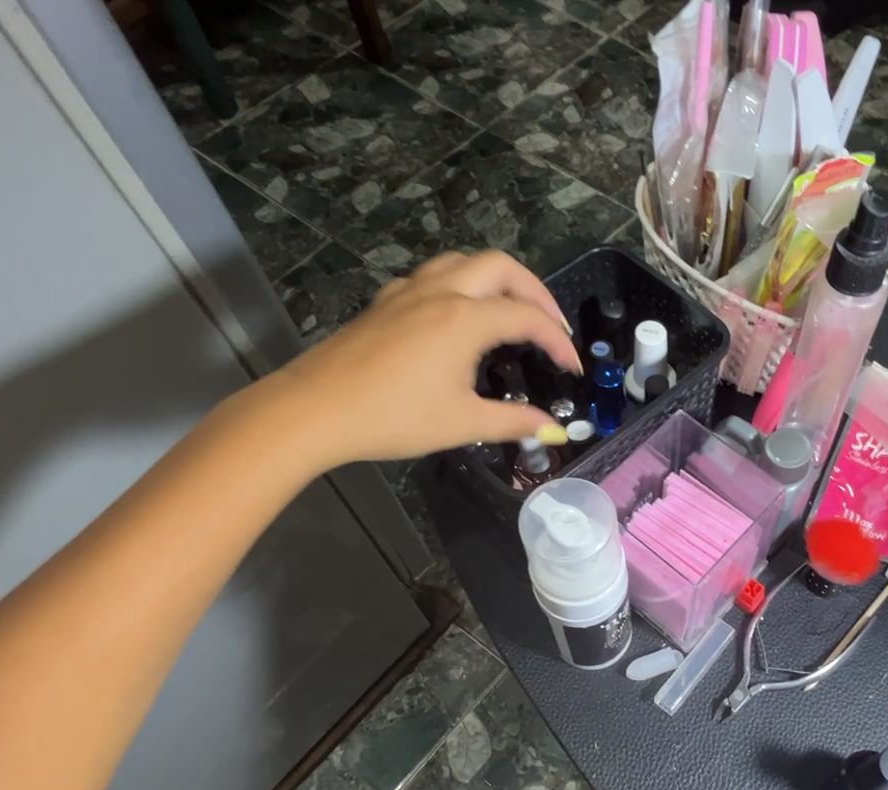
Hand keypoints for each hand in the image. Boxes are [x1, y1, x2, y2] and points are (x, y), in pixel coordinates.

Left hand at [257, 250, 579, 465]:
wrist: (315, 410)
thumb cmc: (393, 418)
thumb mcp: (462, 423)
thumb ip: (513, 422)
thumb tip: (552, 429)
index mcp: (465, 320)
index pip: (528, 317)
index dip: (558, 340)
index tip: (572, 367)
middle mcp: (441, 293)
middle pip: (501, 267)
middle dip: (535, 291)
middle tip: (550, 324)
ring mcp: (408, 292)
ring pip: (464, 262)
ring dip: (497, 279)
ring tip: (511, 310)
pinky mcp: (385, 302)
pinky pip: (433, 276)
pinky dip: (459, 285)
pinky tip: (457, 315)